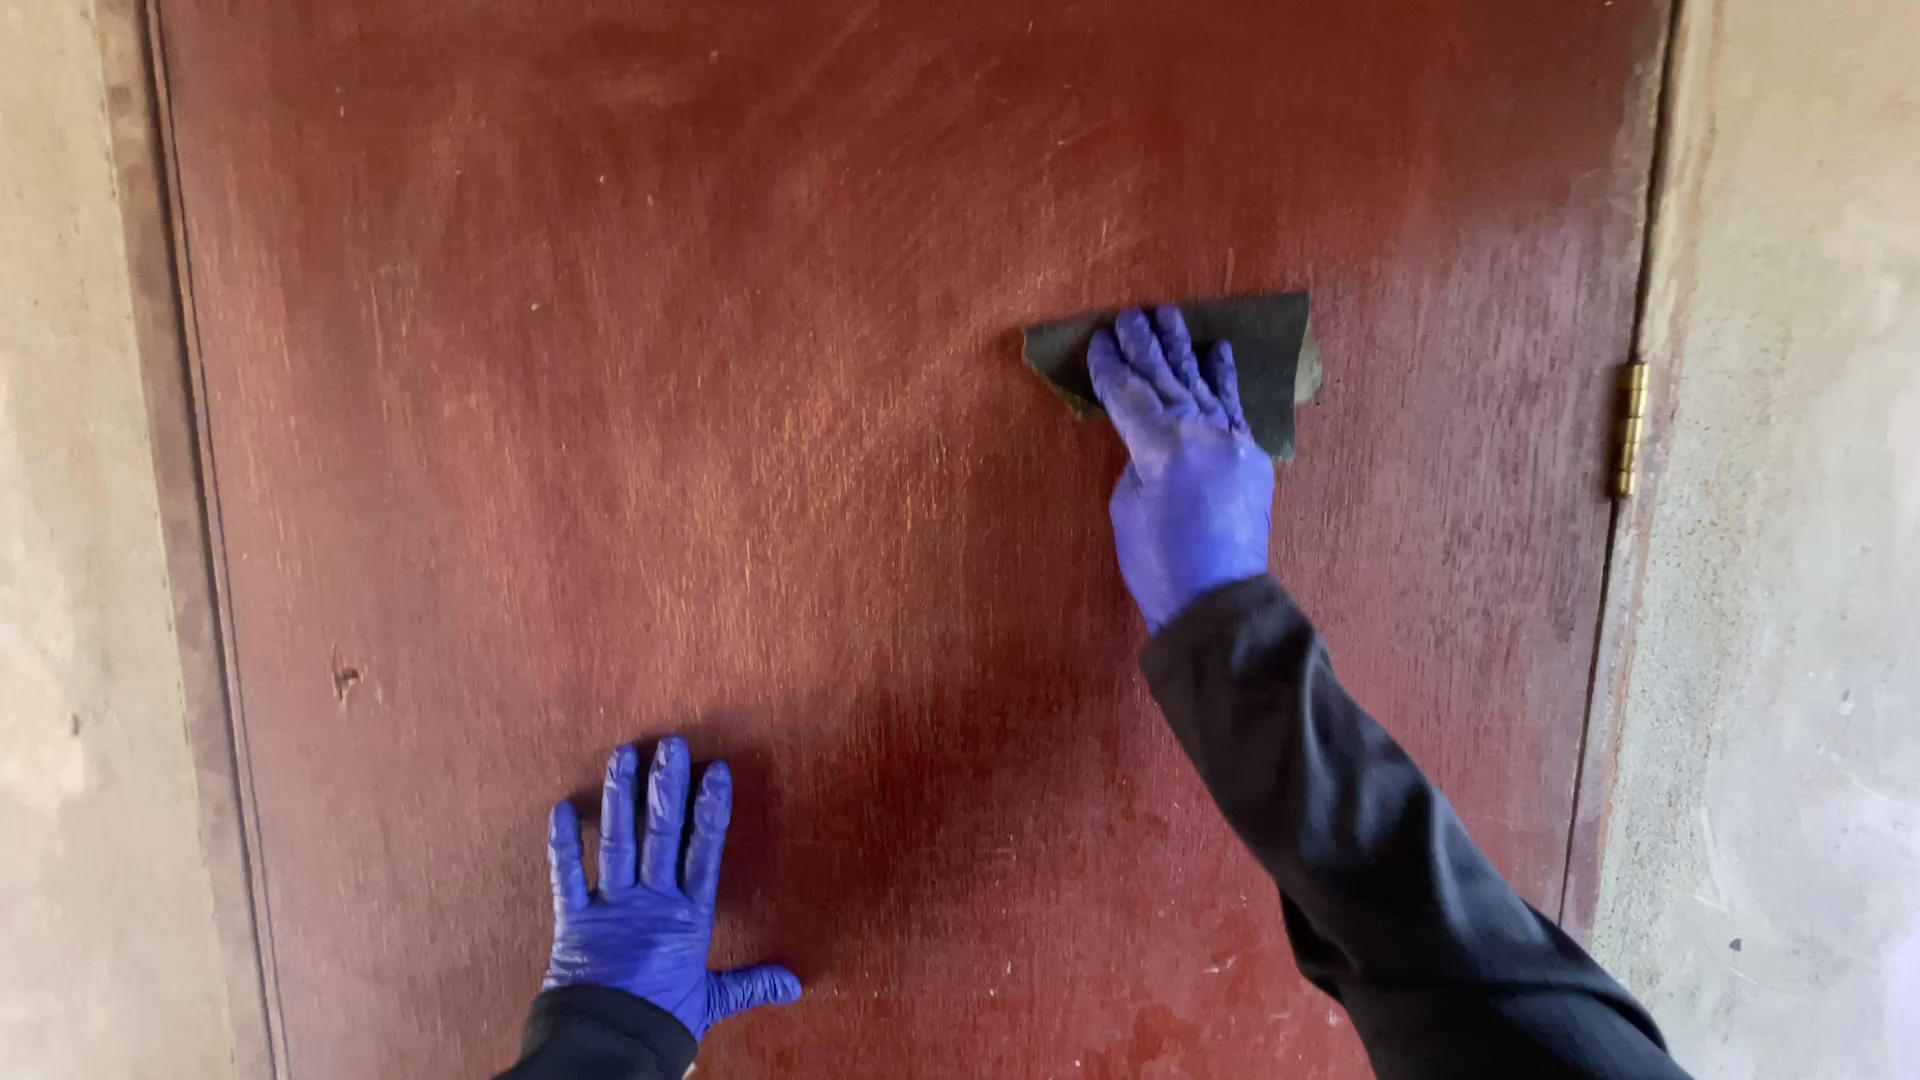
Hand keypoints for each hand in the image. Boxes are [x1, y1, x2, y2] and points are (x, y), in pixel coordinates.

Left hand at [544, 737, 800, 1039]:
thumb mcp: (712, 1000)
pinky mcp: (574, 923)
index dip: (711, 808)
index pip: (704, 848)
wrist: (607, 1057)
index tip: (716, 770)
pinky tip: (559, 809)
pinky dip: (561, 845)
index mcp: (689, 913)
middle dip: (667, 786)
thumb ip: (752, 983)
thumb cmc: (662, 1023)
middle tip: (671, 745)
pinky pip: (565, 878)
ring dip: (620, 797)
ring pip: (618, 842)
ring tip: (623, 755)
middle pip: (662, 833)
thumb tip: (796, 985)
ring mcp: (612, 908)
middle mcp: (653, 901)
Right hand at [1089, 306, 1274, 631]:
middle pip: (1166, 381)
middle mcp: (1202, 432)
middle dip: (1144, 347)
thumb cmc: (1157, 563)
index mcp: (1163, 447)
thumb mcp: (1126, 508)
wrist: (1217, 600)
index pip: (1129, 396)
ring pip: (1202, 385)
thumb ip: (1136, 462)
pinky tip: (1218, 352)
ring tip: (1169, 317)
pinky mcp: (1252, 456)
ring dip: (1182, 351)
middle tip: (1129, 316)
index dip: (1110, 369)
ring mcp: (1233, 441)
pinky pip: (1236, 408)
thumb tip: (1148, 443)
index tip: (1098, 341)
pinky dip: (1225, 379)